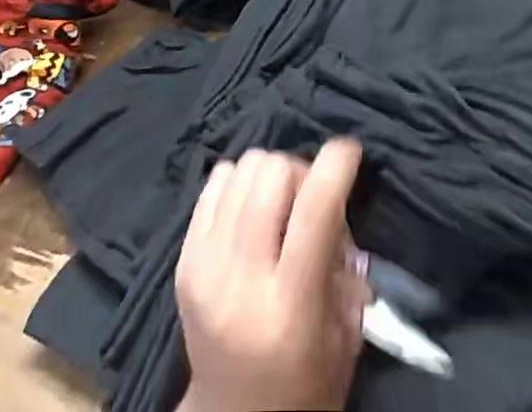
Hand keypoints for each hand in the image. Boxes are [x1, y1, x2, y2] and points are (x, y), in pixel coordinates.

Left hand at [175, 139, 366, 411]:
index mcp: (288, 306)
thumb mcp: (344, 335)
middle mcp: (239, 277)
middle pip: (268, 177)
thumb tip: (335, 200)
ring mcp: (203, 263)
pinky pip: (212, 184)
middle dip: (299, 171)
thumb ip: (344, 264)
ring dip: (268, 173)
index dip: (333, 168)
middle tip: (310, 197)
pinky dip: (237, 182)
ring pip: (238, 170)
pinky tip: (250, 208)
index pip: (312, 213)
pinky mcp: (183, 257)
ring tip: (280, 203)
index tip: (348, 149)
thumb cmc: (303, 382)